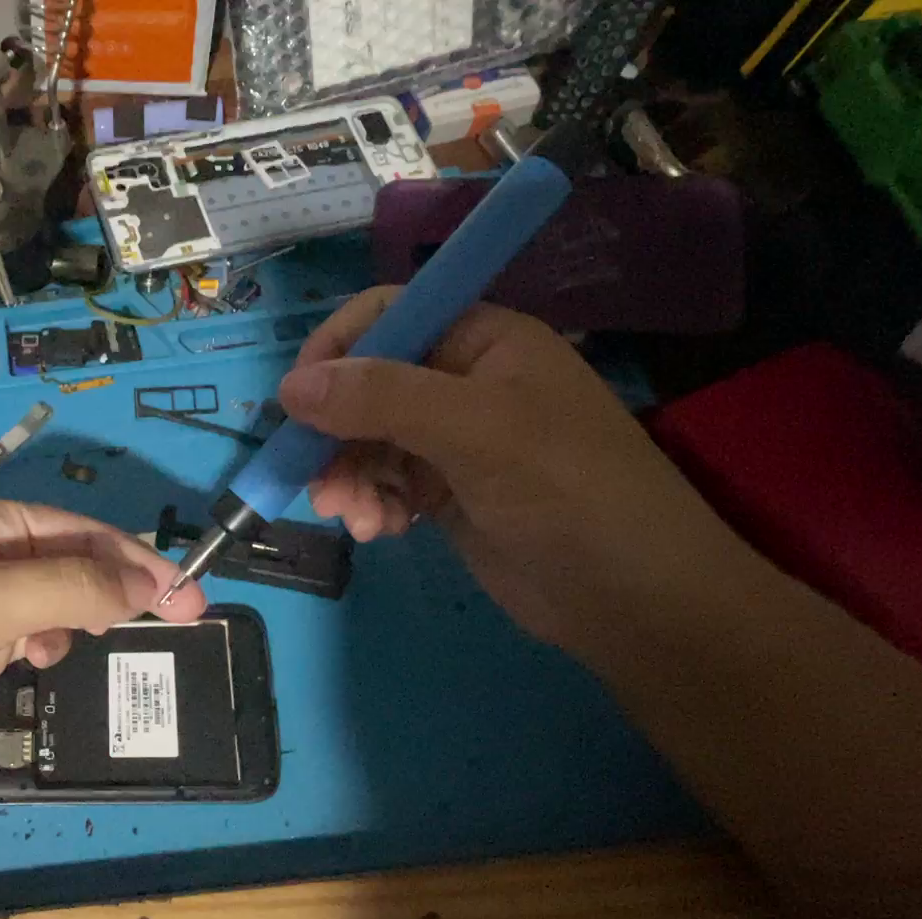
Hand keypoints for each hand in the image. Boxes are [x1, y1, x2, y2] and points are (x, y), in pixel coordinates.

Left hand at [0, 499, 206, 804]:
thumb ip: (67, 588)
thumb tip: (146, 584)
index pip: (71, 527)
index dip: (130, 554)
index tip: (184, 589)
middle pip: (65, 561)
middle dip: (115, 586)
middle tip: (179, 616)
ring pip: (48, 601)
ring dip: (74, 617)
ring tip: (81, 642)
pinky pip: (21, 636)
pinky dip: (40, 643)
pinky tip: (35, 659)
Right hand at [276, 290, 760, 658]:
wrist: (632, 600)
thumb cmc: (569, 494)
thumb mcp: (477, 433)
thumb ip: (383, 400)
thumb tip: (289, 386)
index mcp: (482, 342)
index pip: (389, 315)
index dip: (337, 349)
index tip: (297, 398)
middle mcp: (462, 383)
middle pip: (365, 386)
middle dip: (334, 434)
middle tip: (316, 480)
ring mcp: (451, 441)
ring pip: (365, 441)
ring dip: (347, 478)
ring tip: (353, 518)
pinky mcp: (443, 493)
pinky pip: (381, 483)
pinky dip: (369, 505)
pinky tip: (379, 531)